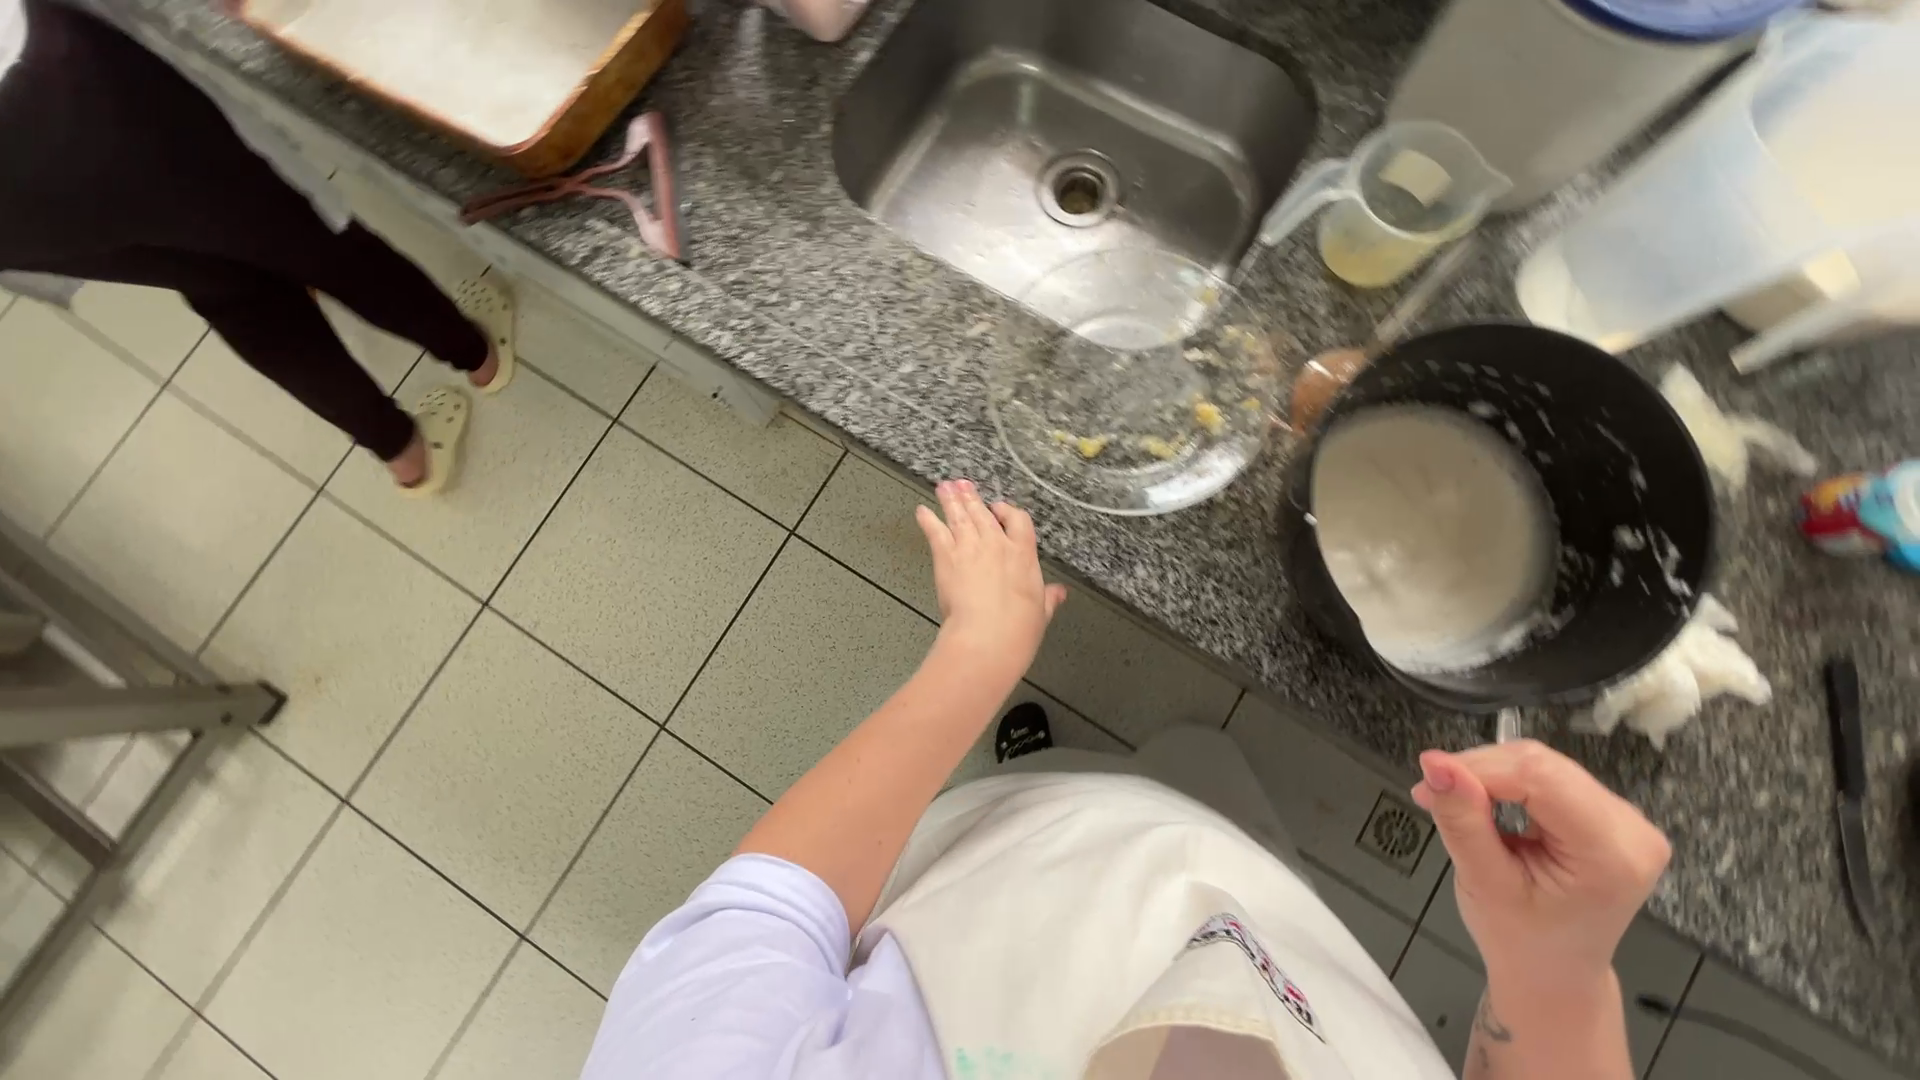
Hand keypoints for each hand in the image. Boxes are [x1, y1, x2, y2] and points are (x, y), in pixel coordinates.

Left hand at [916, 480, 1065, 679]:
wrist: (988, 636)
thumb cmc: (1017, 629)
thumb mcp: (1041, 613)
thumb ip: (1049, 598)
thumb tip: (1060, 593)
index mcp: (1023, 555)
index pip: (1018, 520)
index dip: (1008, 511)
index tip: (1000, 509)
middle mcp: (996, 544)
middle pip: (983, 512)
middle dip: (972, 498)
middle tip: (962, 486)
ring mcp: (970, 547)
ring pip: (959, 515)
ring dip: (951, 500)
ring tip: (944, 487)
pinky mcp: (947, 556)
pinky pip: (935, 531)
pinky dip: (927, 520)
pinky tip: (922, 511)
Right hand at [1412, 740, 1670, 990]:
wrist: (1552, 971)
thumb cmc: (1518, 937)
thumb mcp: (1482, 881)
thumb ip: (1461, 819)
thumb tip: (1434, 762)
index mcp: (1611, 853)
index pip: (1539, 777)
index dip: (1477, 769)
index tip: (1428, 786)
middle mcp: (1631, 828)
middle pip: (1540, 764)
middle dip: (1477, 771)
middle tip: (1433, 796)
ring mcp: (1625, 818)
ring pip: (1539, 763)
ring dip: (1487, 774)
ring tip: (1454, 803)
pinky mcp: (1608, 813)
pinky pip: (1546, 774)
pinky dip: (1504, 781)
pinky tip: (1484, 804)